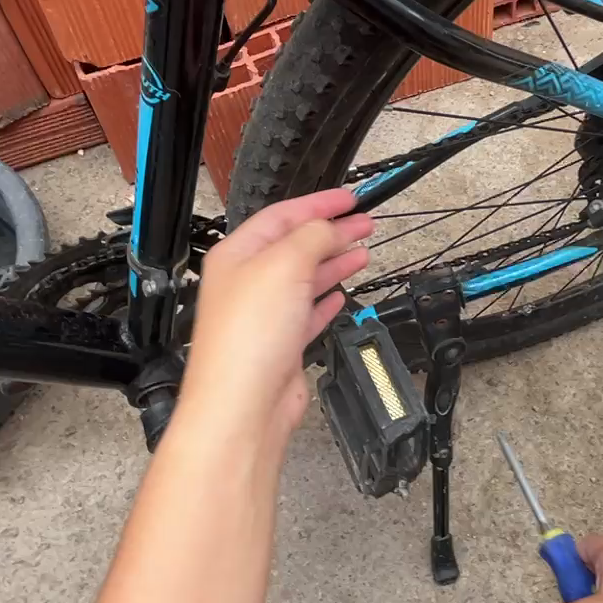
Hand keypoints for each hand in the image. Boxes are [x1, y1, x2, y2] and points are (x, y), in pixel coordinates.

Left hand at [176, 189, 371, 441]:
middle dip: (333, 232)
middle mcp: (248, 282)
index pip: (282, 216)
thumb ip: (311, 238)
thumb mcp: (285, 266)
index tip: (349, 199)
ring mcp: (265, 315)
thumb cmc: (248, 339)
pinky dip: (326, 301)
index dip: (319, 204)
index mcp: (238, 255)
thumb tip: (330, 228)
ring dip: (335, 262)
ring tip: (363, 251)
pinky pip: (307, 314)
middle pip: (297, 246)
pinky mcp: (281, 345)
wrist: (244, 403)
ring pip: (305, 278)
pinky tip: (340, 295)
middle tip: (365, 224)